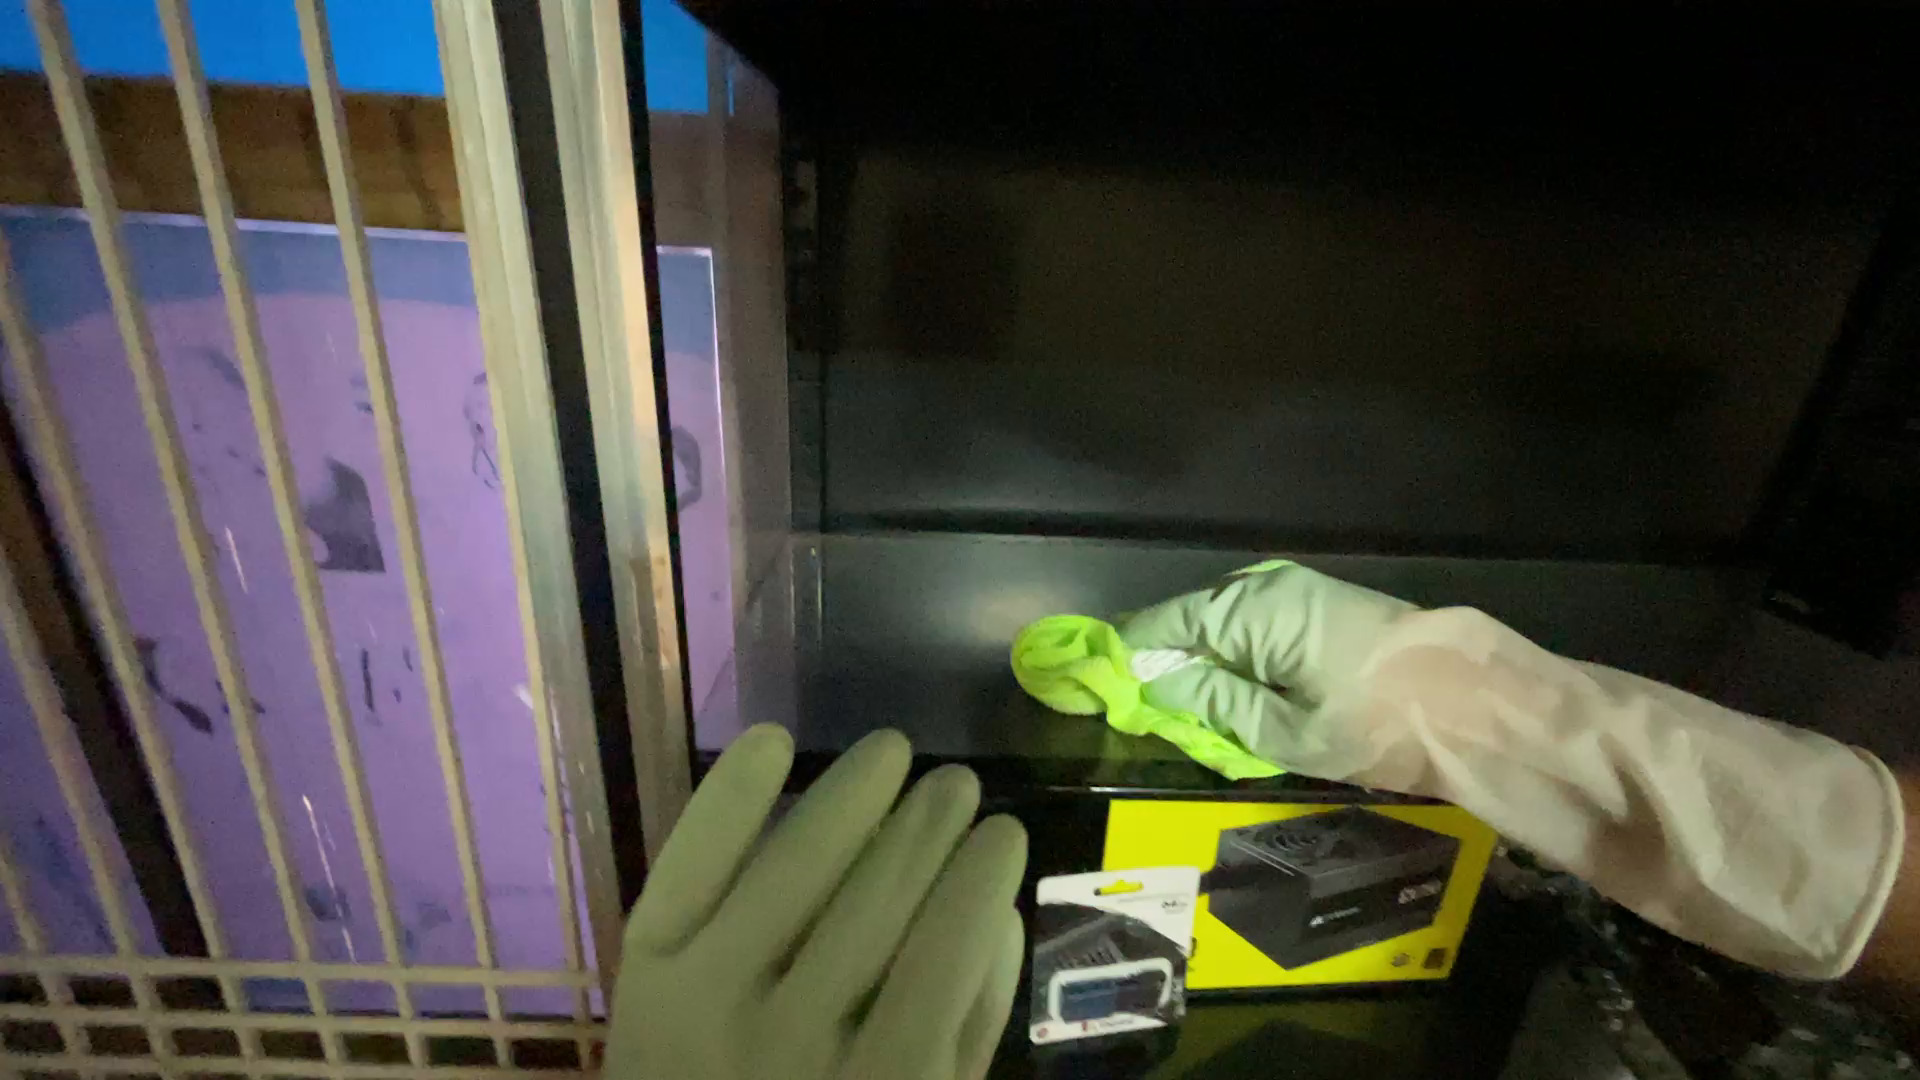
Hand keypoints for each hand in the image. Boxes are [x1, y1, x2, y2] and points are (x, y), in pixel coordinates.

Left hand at [604, 726, 1027, 1079]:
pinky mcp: (644, 969)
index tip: (1005, 828)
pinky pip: (692, 861)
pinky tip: (774, 738)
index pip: (951, 945)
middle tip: (957, 780)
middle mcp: (792, 1045)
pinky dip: (732, 793)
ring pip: (798, 864)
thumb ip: (974, 1017)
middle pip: (881, 893)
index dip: (986, 870)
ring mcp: (706, 1000)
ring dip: (855, 786)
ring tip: (892, 748)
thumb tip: (996, 898)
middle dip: (934, 817)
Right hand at [1118, 559, 1415, 779]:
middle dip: (1165, 652)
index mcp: (1249, 611)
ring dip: (1200, 651)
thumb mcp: (1285, 731)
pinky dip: (1233, 646)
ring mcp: (1295, 587)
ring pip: (1223, 618)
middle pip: (1192, 616)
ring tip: (1182, 691)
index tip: (1106, 677)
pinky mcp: (1317, 599)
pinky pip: (1253, 618)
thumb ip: (1213, 702)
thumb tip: (1158, 685)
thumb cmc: (1377, 724)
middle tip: (1143, 694)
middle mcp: (1265, 585)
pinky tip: (1231, 676)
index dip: (1132, 650)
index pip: (1166, 622)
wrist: (1481, 704)